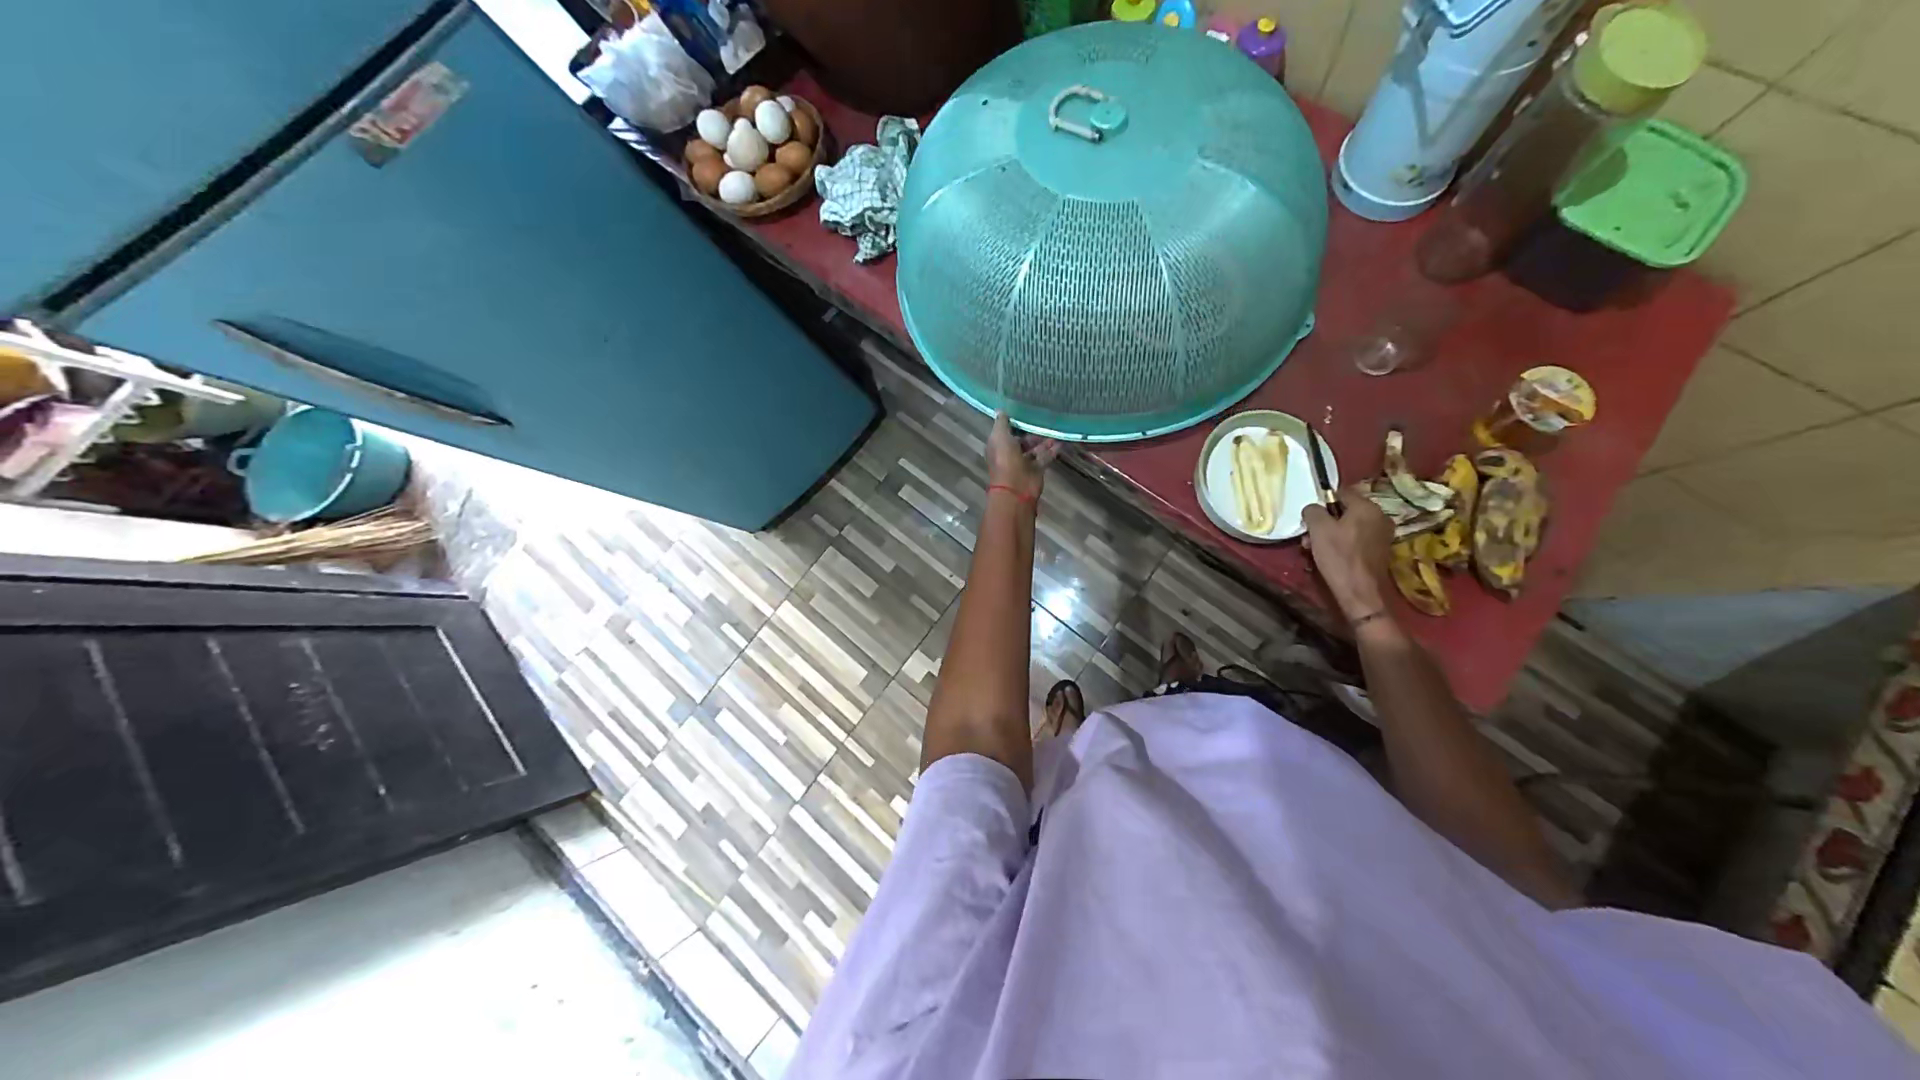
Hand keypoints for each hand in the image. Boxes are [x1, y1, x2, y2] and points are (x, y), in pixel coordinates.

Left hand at [987, 411, 1058, 502]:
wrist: (1016, 486)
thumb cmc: (1005, 459)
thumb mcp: (999, 436)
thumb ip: (1001, 423)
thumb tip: (1001, 410)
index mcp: (999, 445)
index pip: (1007, 431)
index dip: (1015, 422)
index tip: (1026, 409)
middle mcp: (1011, 453)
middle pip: (1023, 439)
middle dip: (1033, 430)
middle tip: (1045, 417)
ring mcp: (1025, 462)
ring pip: (1036, 448)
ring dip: (1045, 439)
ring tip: (1055, 426)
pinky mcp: (1037, 469)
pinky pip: (1046, 456)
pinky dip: (1053, 450)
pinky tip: (1061, 440)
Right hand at [1302, 485, 1392, 622]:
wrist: (1360, 591)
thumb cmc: (1338, 556)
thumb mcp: (1318, 529)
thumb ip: (1313, 511)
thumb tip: (1312, 508)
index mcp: (1367, 506)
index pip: (1341, 492)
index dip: (1322, 502)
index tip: (1310, 517)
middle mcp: (1380, 516)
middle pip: (1346, 511)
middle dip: (1325, 522)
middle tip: (1309, 537)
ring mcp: (1383, 534)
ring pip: (1350, 526)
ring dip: (1331, 534)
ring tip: (1315, 549)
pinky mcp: (1381, 550)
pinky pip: (1357, 538)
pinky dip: (1343, 543)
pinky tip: (1331, 556)